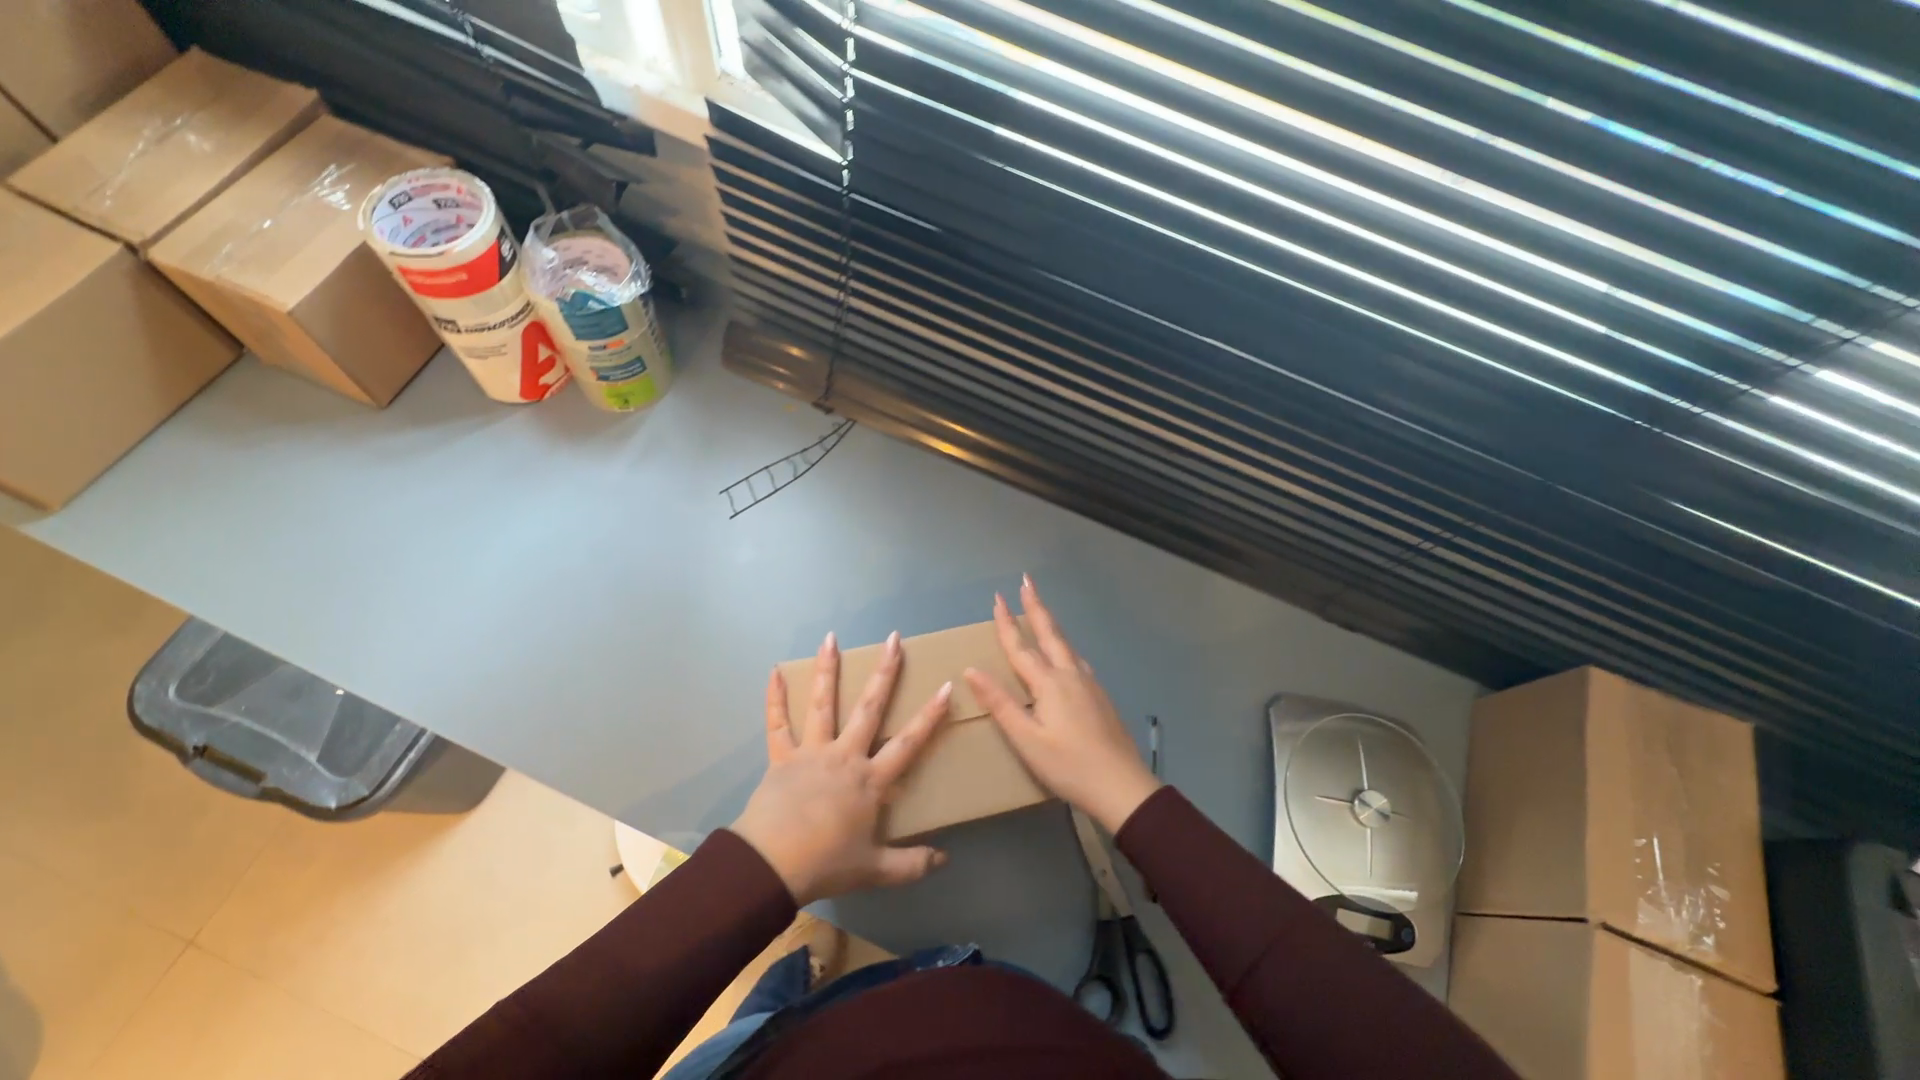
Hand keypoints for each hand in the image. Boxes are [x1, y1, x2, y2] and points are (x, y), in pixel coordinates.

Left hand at [731, 630, 953, 905]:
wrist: (771, 866)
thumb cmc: (826, 864)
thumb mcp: (875, 870)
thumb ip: (911, 864)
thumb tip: (944, 860)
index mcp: (870, 781)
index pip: (909, 742)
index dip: (930, 715)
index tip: (946, 686)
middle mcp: (844, 757)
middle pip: (869, 708)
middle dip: (884, 673)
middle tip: (893, 639)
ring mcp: (810, 753)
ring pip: (823, 704)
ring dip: (828, 669)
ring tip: (831, 637)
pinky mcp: (781, 759)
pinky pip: (777, 724)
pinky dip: (775, 698)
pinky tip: (775, 671)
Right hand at [966, 575, 1162, 832]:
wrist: (1122, 786)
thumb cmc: (1069, 766)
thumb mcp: (1026, 739)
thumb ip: (1000, 703)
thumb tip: (972, 670)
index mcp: (1049, 683)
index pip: (1021, 646)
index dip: (1007, 622)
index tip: (997, 597)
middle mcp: (1070, 675)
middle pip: (1050, 634)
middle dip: (1036, 607)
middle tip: (1027, 581)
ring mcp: (1090, 685)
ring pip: (1066, 646)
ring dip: (1051, 625)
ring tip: (1041, 612)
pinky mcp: (1100, 697)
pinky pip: (1077, 660)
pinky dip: (1064, 647)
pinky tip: (1066, 655)